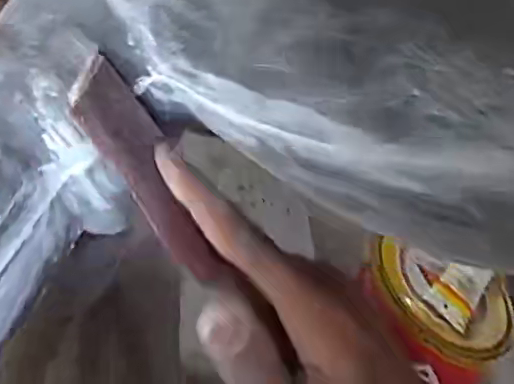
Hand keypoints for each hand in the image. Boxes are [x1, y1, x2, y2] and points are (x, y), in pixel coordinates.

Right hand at [157, 146, 417, 383]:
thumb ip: (254, 363)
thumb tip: (208, 307)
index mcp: (312, 299)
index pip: (239, 235)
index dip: (196, 193)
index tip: (164, 151)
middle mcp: (326, 281)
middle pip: (249, 250)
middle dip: (209, 238)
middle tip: (173, 233)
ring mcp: (343, 293)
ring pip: (268, 268)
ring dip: (238, 273)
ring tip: (220, 294)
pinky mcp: (350, 308)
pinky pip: (289, 283)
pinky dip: (262, 289)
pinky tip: (265, 326)